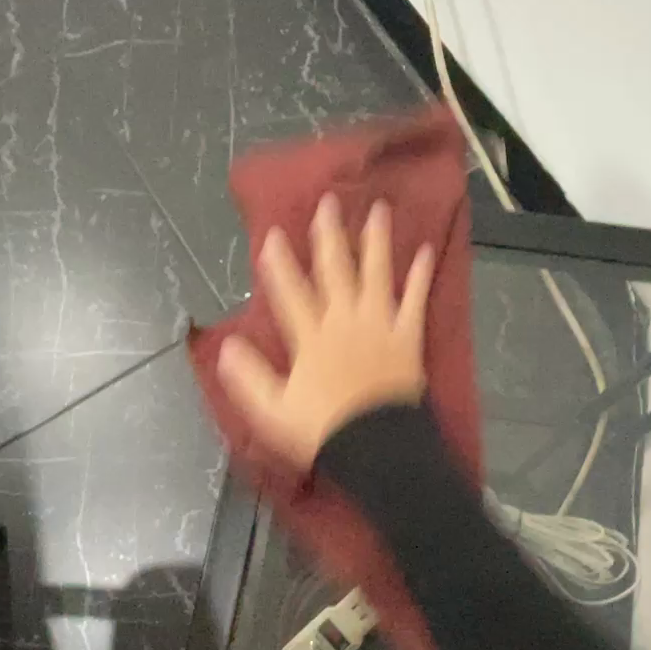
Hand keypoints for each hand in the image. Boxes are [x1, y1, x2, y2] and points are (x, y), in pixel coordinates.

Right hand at [218, 192, 435, 470]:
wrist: (375, 447)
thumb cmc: (321, 431)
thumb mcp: (272, 411)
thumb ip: (248, 377)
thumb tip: (225, 347)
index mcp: (310, 338)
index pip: (289, 293)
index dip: (279, 264)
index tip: (272, 233)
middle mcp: (344, 321)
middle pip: (335, 271)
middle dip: (329, 236)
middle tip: (328, 201)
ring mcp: (379, 326)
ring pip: (376, 275)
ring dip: (375, 242)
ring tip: (378, 209)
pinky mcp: (407, 338)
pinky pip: (415, 301)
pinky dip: (420, 276)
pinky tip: (426, 250)